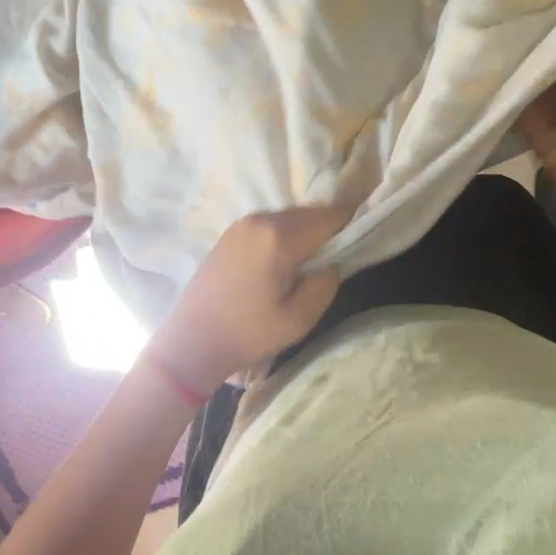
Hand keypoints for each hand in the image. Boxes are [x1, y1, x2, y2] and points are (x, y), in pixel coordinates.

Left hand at [148, 206, 347, 394]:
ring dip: (306, 232)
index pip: (329, 217)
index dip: (351, 224)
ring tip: (313, 261)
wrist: (192, 341)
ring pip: (290, 217)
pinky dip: (286, 235)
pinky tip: (286, 261)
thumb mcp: (299, 319)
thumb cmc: (248, 333)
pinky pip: (271, 224)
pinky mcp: (232, 232)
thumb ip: (326, 283)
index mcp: (279, 237)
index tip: (363, 239)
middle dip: (328, 229)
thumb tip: (332, 261)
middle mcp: (261, 219)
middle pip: (310, 213)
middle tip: (339, 256)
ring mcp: (243, 223)